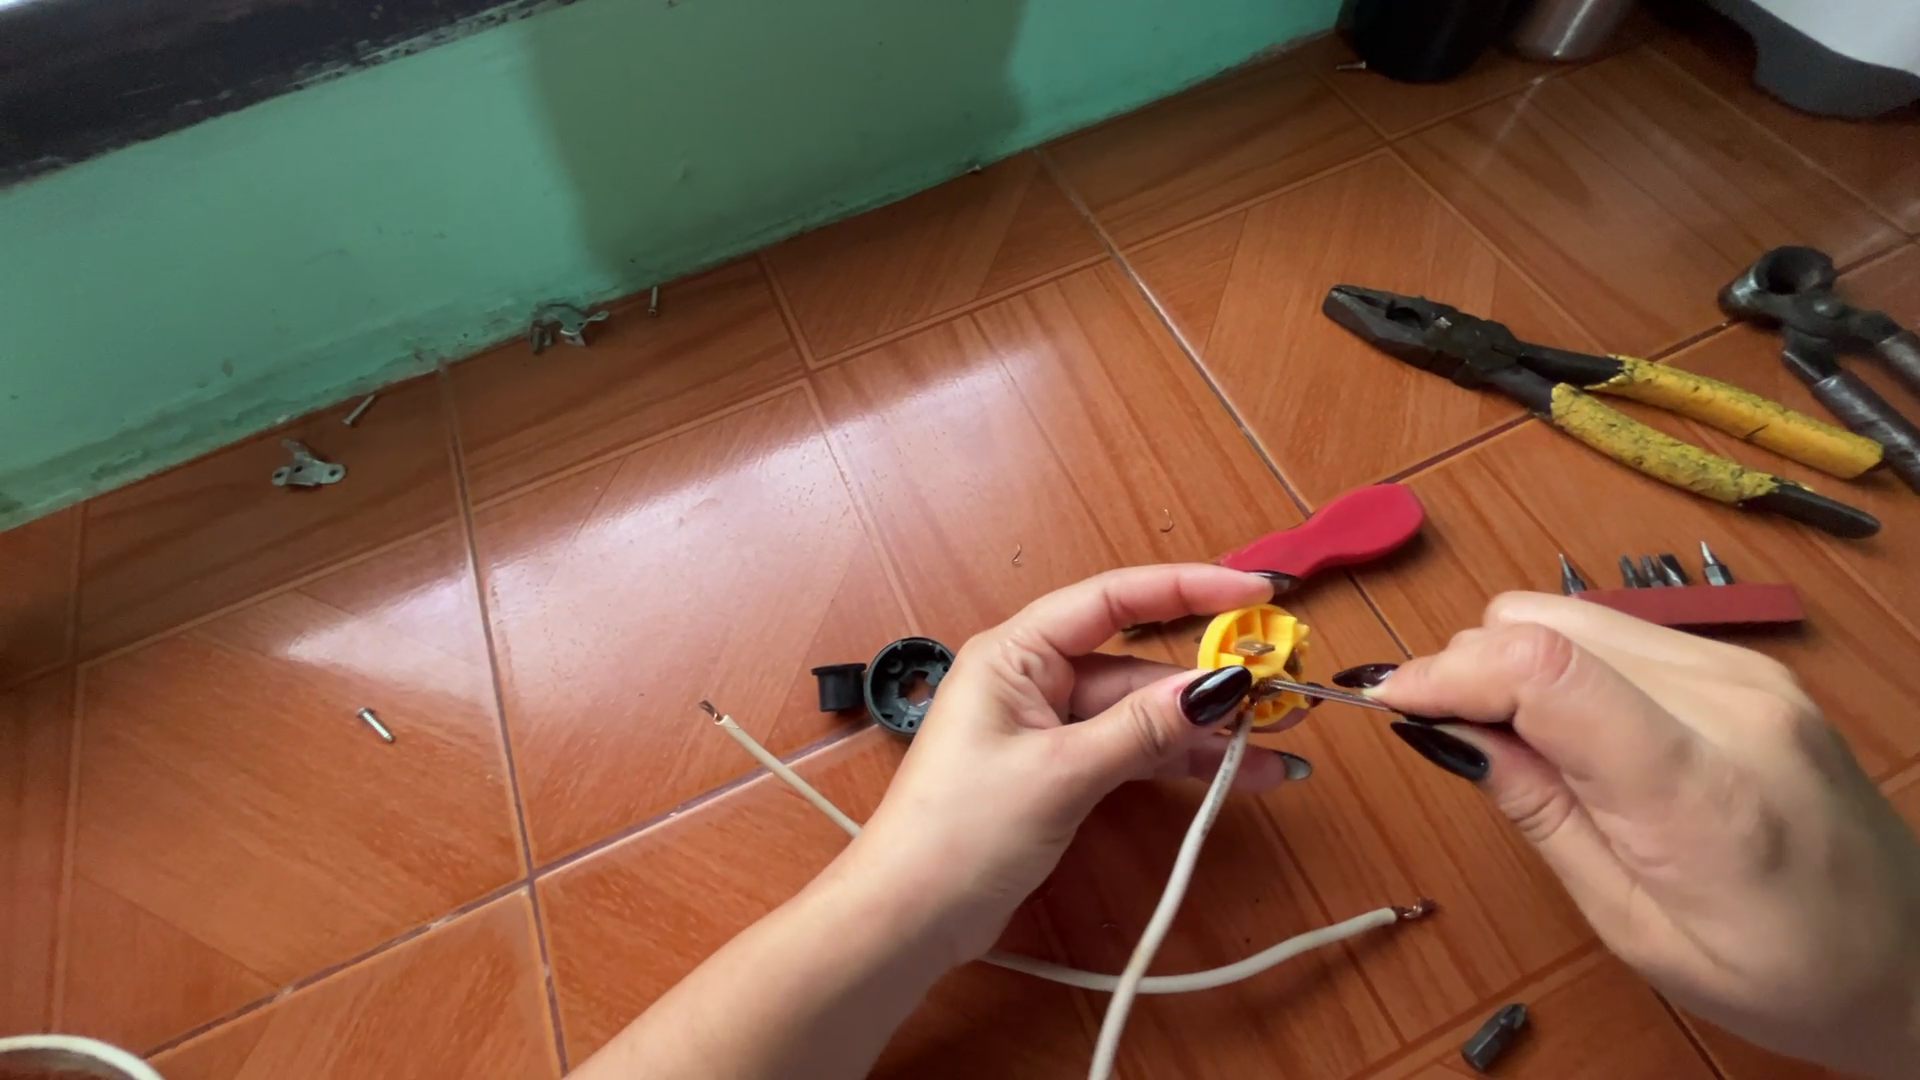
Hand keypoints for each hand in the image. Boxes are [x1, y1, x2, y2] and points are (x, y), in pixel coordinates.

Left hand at [839, 564, 1312, 965]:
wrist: (911, 916)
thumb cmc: (964, 830)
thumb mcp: (1060, 772)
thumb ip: (1141, 728)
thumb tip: (1218, 687)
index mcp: (1017, 652)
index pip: (1111, 599)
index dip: (1186, 588)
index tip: (1253, 593)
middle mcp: (1034, 676)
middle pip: (1133, 663)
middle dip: (1205, 679)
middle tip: (1281, 690)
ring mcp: (1049, 723)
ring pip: (1139, 712)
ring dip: (1202, 731)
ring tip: (1277, 748)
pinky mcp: (1060, 766)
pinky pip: (1128, 749)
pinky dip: (1175, 761)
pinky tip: (1234, 776)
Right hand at [1367, 592, 1919, 1077]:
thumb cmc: (1774, 968)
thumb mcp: (1629, 920)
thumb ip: (1530, 804)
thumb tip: (1436, 723)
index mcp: (1701, 788)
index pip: (1544, 674)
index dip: (1443, 672)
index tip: (1387, 701)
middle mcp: (1725, 699)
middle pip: (1531, 627)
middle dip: (1464, 672)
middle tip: (1458, 740)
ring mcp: (1736, 667)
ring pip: (1548, 613)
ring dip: (1499, 662)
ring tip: (1515, 735)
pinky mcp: (1730, 656)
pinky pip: (1589, 624)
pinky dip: (1543, 659)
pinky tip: (1563, 720)